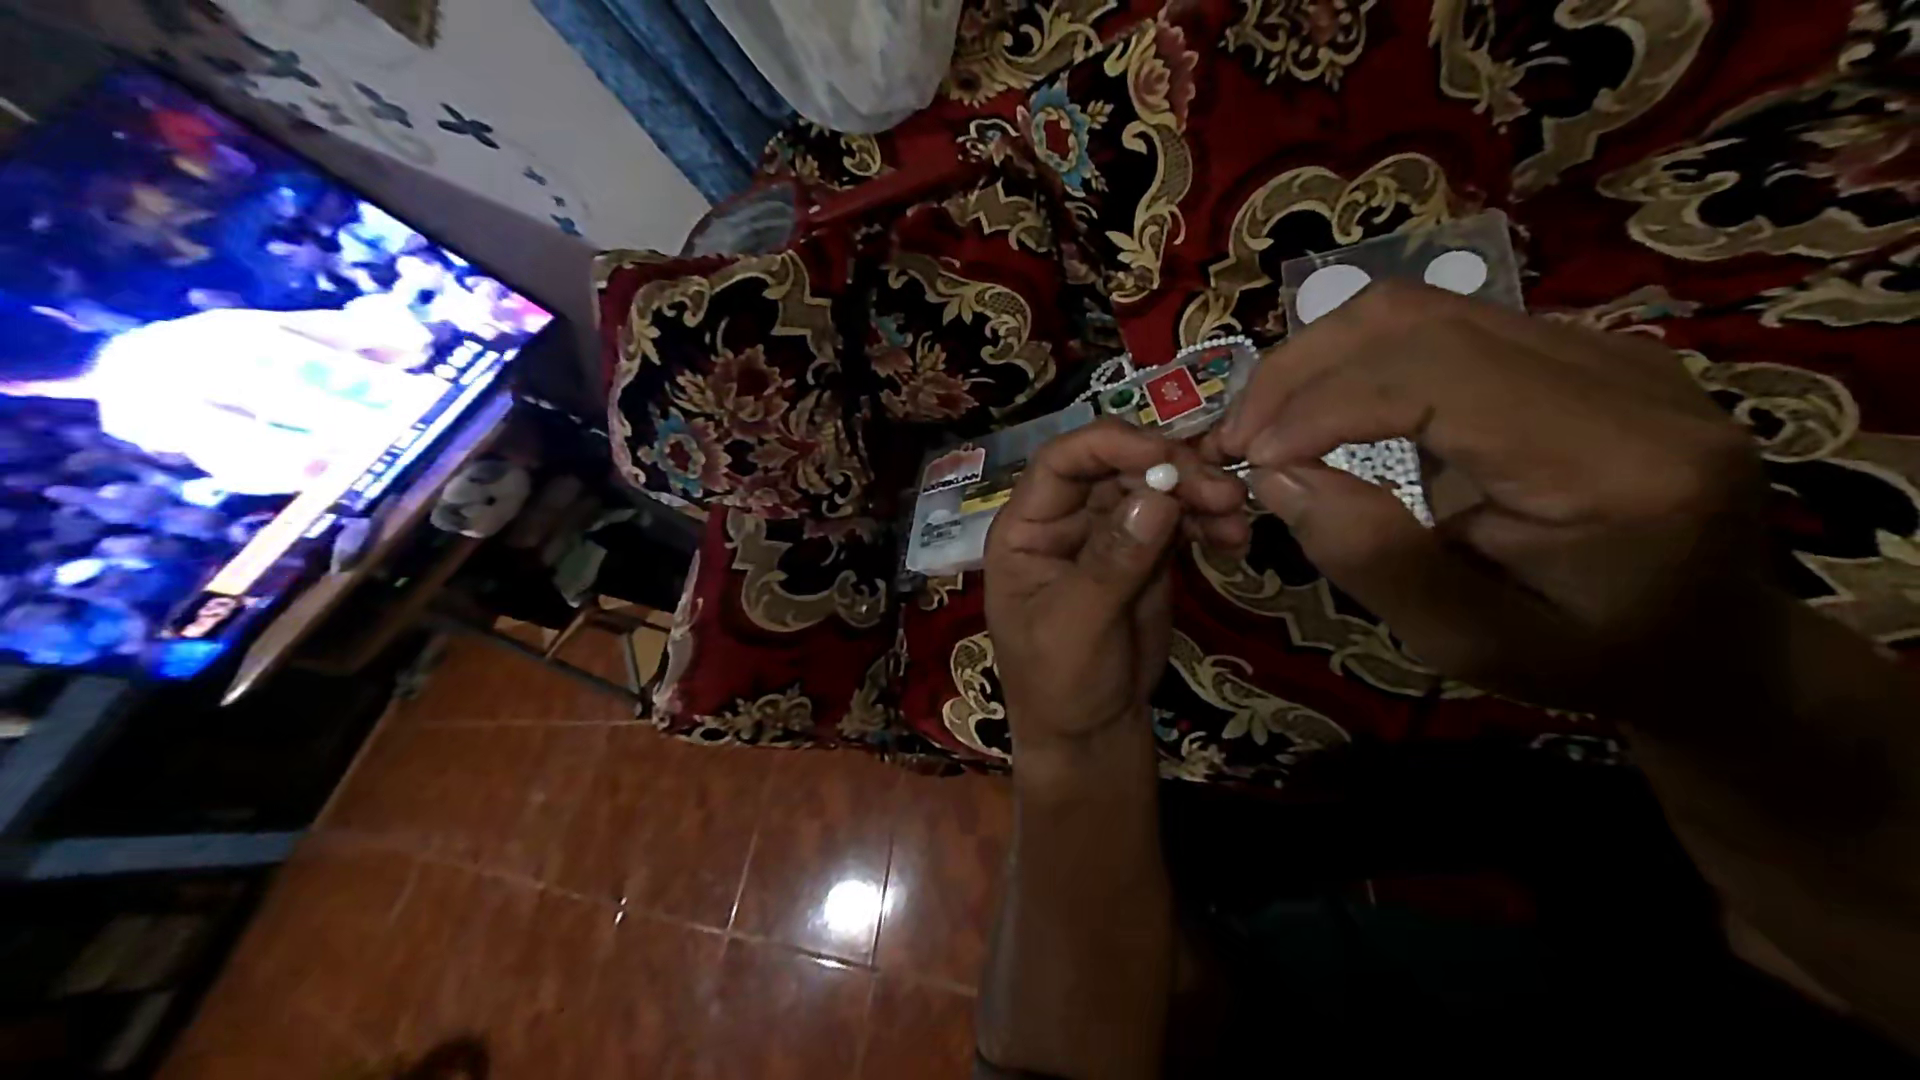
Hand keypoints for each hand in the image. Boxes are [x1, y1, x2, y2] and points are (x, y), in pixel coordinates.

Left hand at [985, 419, 1246, 776]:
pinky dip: (1207, 520)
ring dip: (1198, 492)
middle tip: (1222, 491)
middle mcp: (1065, 521)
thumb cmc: (1060, 683)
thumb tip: (1157, 496)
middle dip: (1169, 469)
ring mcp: (1107, 534)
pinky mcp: (1145, 555)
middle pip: (1116, 467)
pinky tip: (1234, 537)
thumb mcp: (1076, 627)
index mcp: (1026, 529)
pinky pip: (1177, 520)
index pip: (1060, 462)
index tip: (1168, 455)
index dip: (1110, 445)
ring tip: (1236, 515)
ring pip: (1153, 489)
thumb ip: (1112, 563)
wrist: (1093, 730)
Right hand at [1208, 281, 1775, 715]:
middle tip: (1233, 441)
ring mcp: (1596, 348)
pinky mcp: (1565, 348)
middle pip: (1412, 321)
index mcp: (1612, 462)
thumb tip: (1274, 476)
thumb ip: (1373, 559)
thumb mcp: (1466, 641)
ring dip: (1312, 362)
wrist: (1707, 635)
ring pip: (1411, 309)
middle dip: (1295, 375)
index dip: (1320, 408)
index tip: (1248, 462)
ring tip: (1262, 425)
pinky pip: (1431, 326)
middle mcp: (1618, 375)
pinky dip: (1348, 364)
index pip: (1434, 378)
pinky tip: (1316, 413)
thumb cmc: (1585, 655)